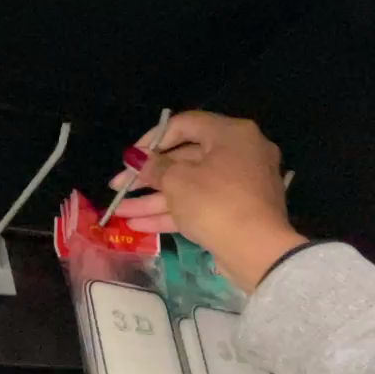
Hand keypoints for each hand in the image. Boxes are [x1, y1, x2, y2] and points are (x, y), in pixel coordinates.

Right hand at [107, 111, 305, 290]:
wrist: (257, 249)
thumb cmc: (215, 203)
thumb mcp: (177, 181)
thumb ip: (153, 167)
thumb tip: (136, 158)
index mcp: (230, 134)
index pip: (185, 124)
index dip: (152, 140)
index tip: (130, 159)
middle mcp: (238, 153)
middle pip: (184, 159)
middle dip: (146, 177)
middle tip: (117, 188)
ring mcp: (238, 185)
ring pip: (188, 186)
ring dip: (151, 200)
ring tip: (119, 212)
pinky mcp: (234, 211)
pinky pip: (198, 205)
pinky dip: (170, 213)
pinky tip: (138, 225)